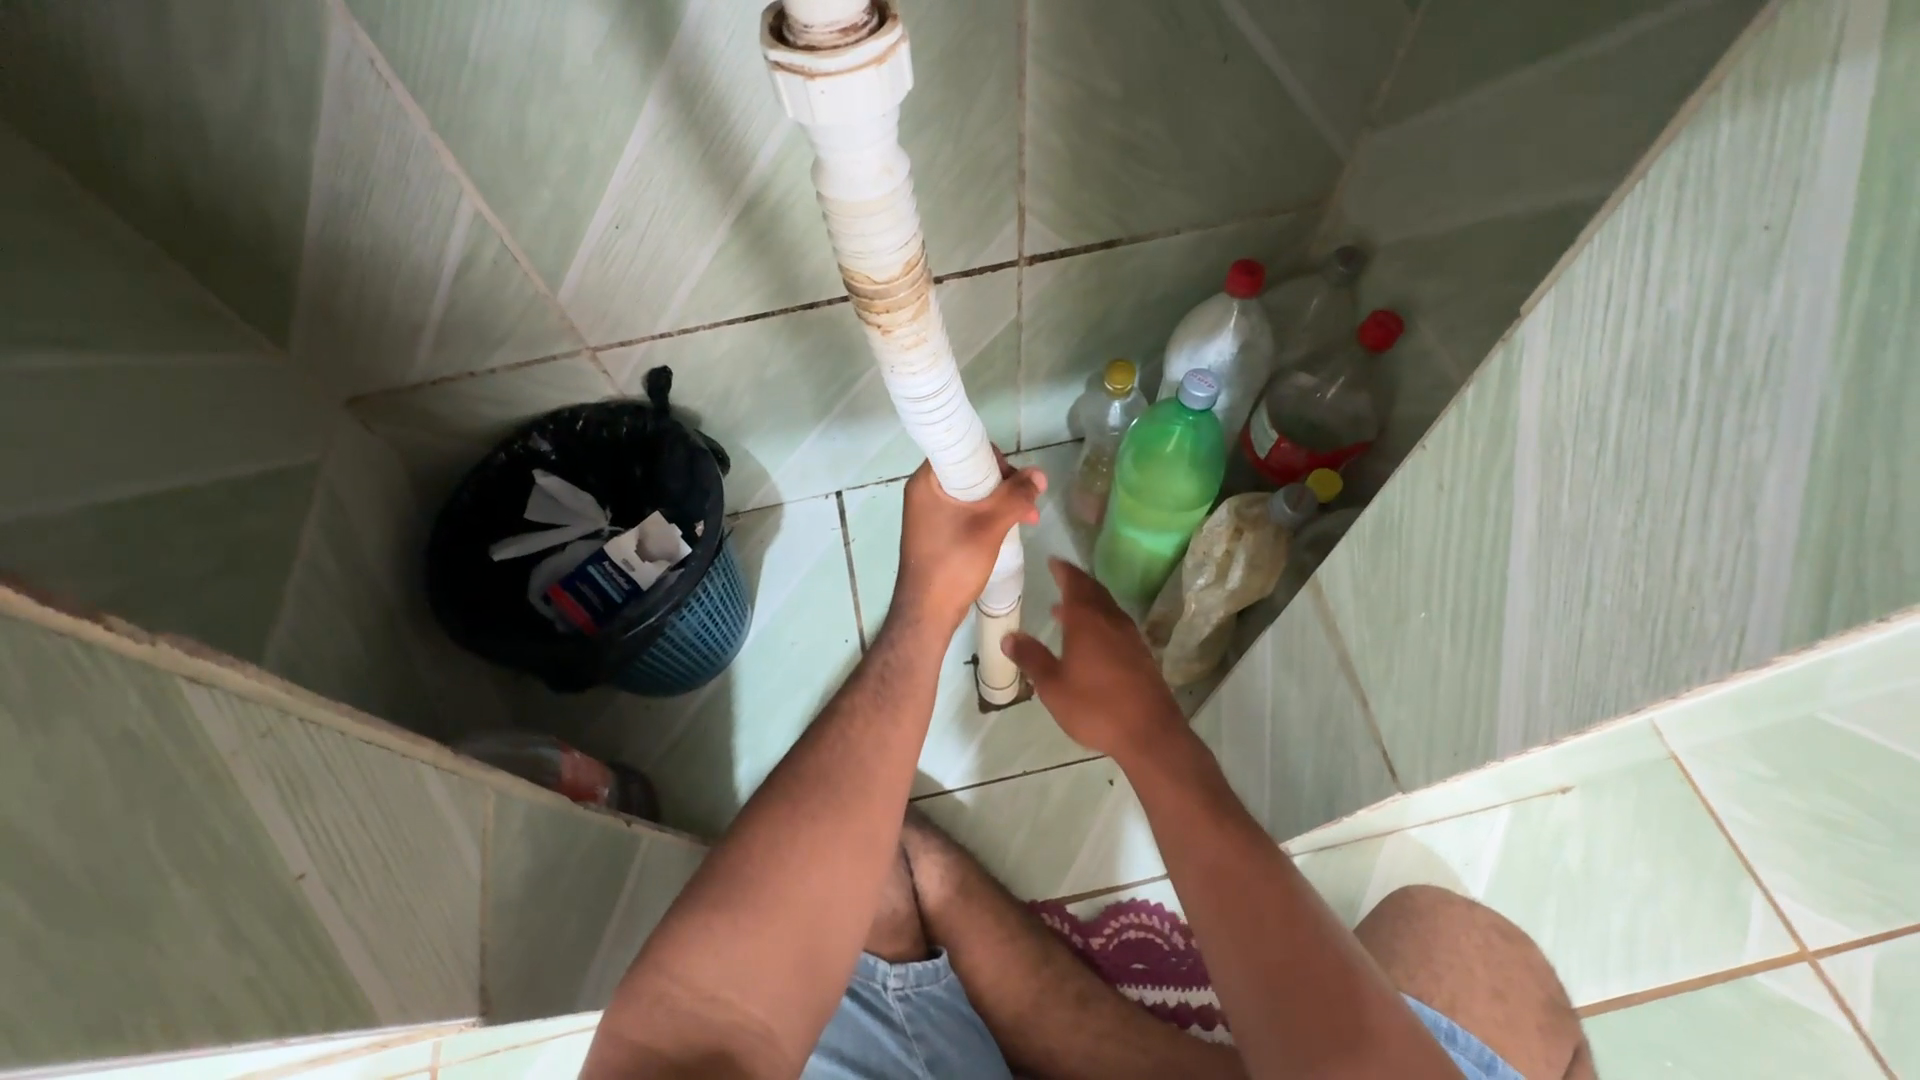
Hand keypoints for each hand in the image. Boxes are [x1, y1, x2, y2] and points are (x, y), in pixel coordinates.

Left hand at [889, 451, 1044, 637]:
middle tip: (1028, 501)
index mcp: (927, 481)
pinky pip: (967, 512)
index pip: (964, 449)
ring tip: (1029, 518)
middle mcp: (925, 492)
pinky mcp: (938, 533)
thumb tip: (1040, 475)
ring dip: (1002, 501)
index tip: (1015, 479)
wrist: (927, 612)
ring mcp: (930, 514)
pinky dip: (989, 516)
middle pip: (971, 470)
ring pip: (972, 493)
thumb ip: (1016, 496)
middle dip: (1005, 483)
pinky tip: (1011, 528)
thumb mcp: (990, 525)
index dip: (995, 458)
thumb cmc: (954, 563)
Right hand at [1001, 559, 1187, 761]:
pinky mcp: (1141, 655)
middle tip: (1061, 577)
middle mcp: (1110, 621)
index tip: (1053, 560)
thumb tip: (1010, 637)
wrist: (1148, 732)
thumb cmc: (1094, 707)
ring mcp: (1130, 637)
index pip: (1074, 584)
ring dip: (1088, 603)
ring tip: (1066, 609)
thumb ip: (1032, 658)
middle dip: (1076, 582)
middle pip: (1093, 592)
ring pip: (1107, 608)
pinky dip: (1100, 620)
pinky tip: (1092, 639)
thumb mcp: (1053, 686)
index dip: (1063, 571)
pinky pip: (1116, 625)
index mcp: (1086, 622)